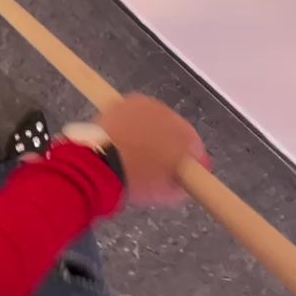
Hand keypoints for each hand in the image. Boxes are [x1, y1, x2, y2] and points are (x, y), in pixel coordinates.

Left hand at [93, 94, 207, 206]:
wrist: (99, 161)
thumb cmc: (136, 178)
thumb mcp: (166, 194)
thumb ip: (181, 184)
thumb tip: (181, 180)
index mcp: (185, 137)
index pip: (195, 148)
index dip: (189, 161)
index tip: (181, 172)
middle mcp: (170, 115)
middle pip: (175, 130)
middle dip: (169, 143)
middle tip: (157, 161)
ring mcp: (147, 105)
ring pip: (155, 119)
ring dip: (150, 130)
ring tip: (137, 149)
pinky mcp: (125, 102)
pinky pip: (135, 113)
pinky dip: (132, 123)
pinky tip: (124, 137)